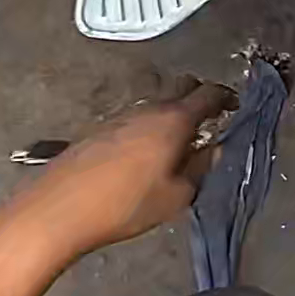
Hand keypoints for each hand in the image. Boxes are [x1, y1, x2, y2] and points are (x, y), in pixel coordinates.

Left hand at [14, 76, 236, 257]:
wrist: (59, 210)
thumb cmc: (126, 204)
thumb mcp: (177, 195)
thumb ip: (201, 168)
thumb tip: (215, 150)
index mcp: (174, 120)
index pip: (209, 93)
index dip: (227, 97)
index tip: (235, 107)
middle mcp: (150, 108)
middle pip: (182, 85)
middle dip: (200, 96)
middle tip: (210, 120)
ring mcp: (122, 115)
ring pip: (158, 102)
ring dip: (173, 113)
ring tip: (178, 143)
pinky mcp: (101, 128)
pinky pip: (137, 117)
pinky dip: (151, 125)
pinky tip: (146, 154)